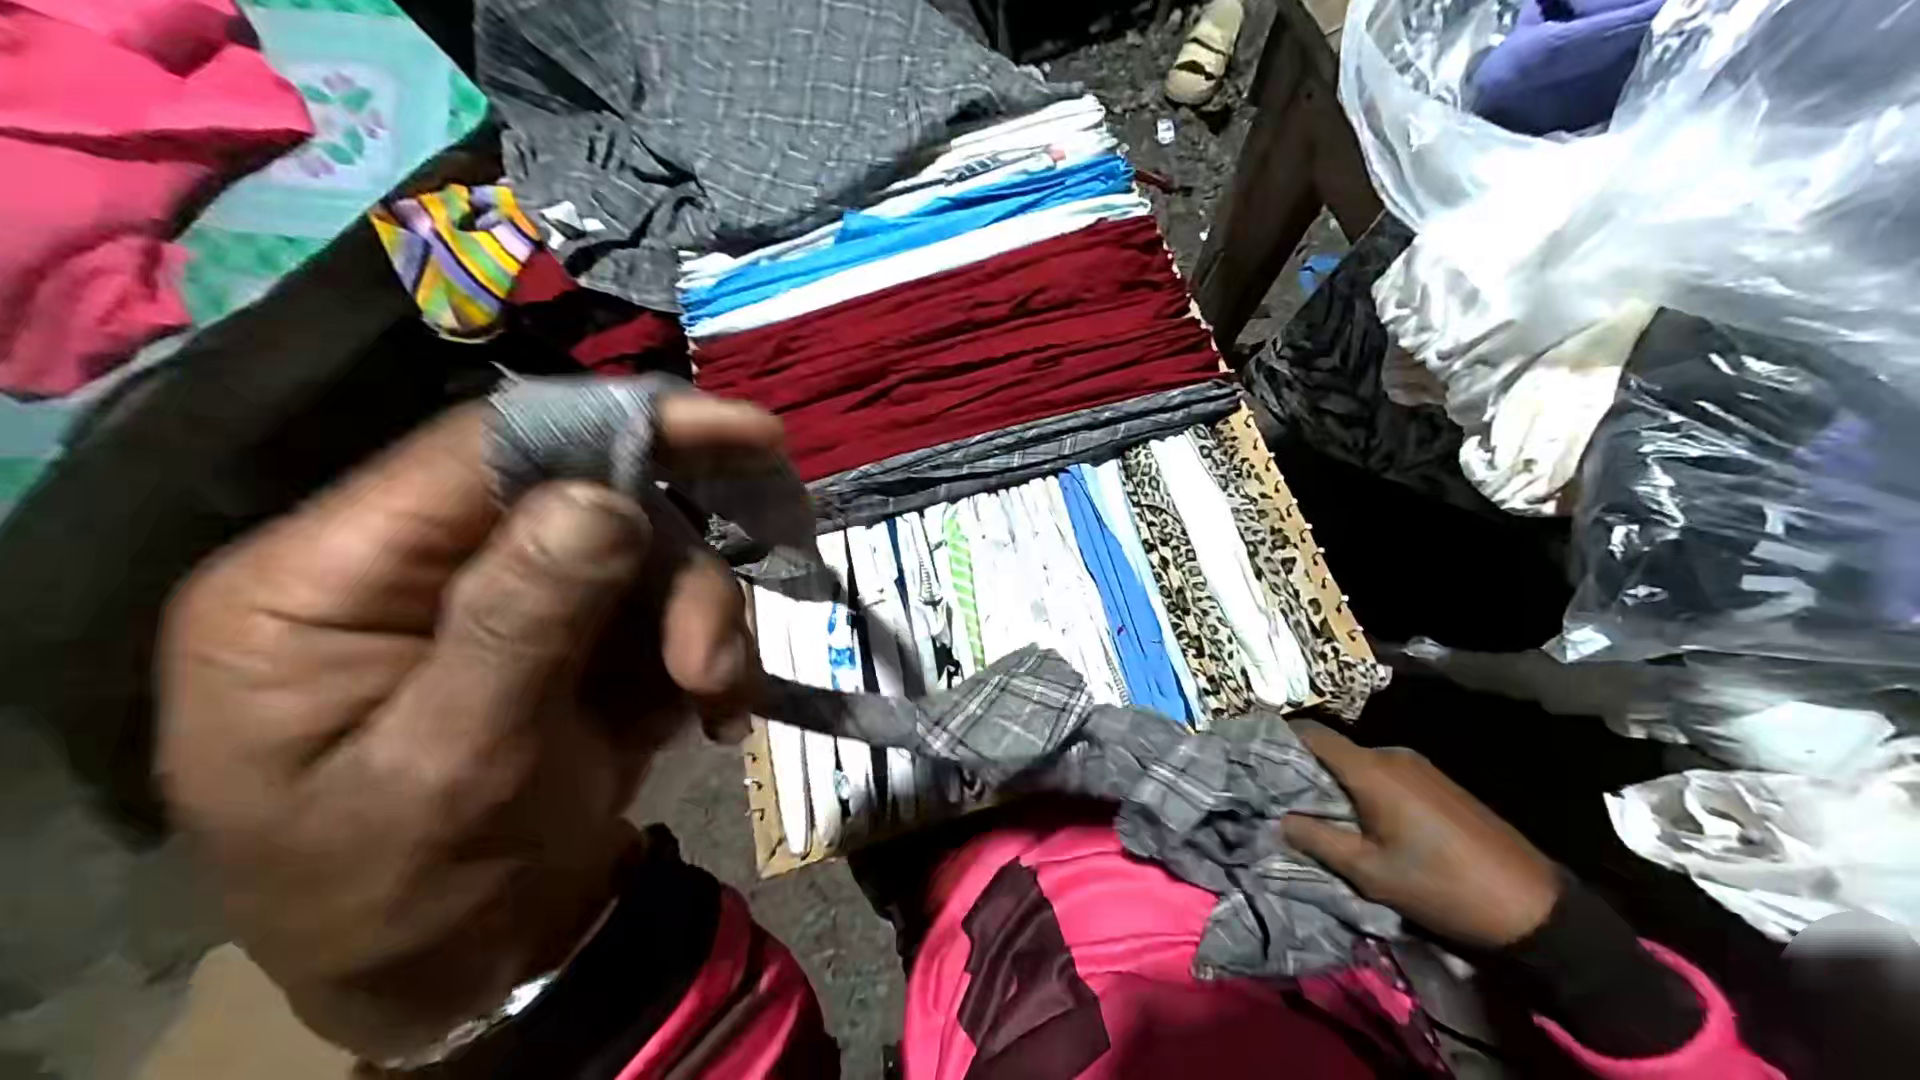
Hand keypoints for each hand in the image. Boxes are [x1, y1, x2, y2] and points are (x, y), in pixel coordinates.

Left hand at [157, 393, 780, 1061]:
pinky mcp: (582, 633)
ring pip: (646, 556)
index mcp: (328, 581)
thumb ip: (519, 626)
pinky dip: (707, 652)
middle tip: (715, 654)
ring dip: (701, 622)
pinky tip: (715, 710)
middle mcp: (423, 568)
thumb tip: (602, 500)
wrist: (478, 973)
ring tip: (714, 698)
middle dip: (674, 570)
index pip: (479, 452)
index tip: (739, 432)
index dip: (616, 427)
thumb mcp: (454, 772)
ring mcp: (515, 598)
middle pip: (585, 500)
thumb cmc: (411, 895)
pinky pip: (666, 607)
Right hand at [1282, 724, 1562, 948]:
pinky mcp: (1439, 782)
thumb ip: (1317, 839)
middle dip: (1306, 770)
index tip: (1255, 757)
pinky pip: (1386, 774)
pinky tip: (1365, 818)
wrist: (1537, 909)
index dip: (1279, 739)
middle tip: (1285, 798)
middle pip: (1334, 750)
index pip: (1311, 734)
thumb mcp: (1370, 872)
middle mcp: (1394, 755)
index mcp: (1372, 770)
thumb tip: (1278, 819)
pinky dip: (1365, 788)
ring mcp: (1421, 767)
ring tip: (1322, 813)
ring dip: (1337, 783)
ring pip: (1360, 763)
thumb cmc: (1442, 887)